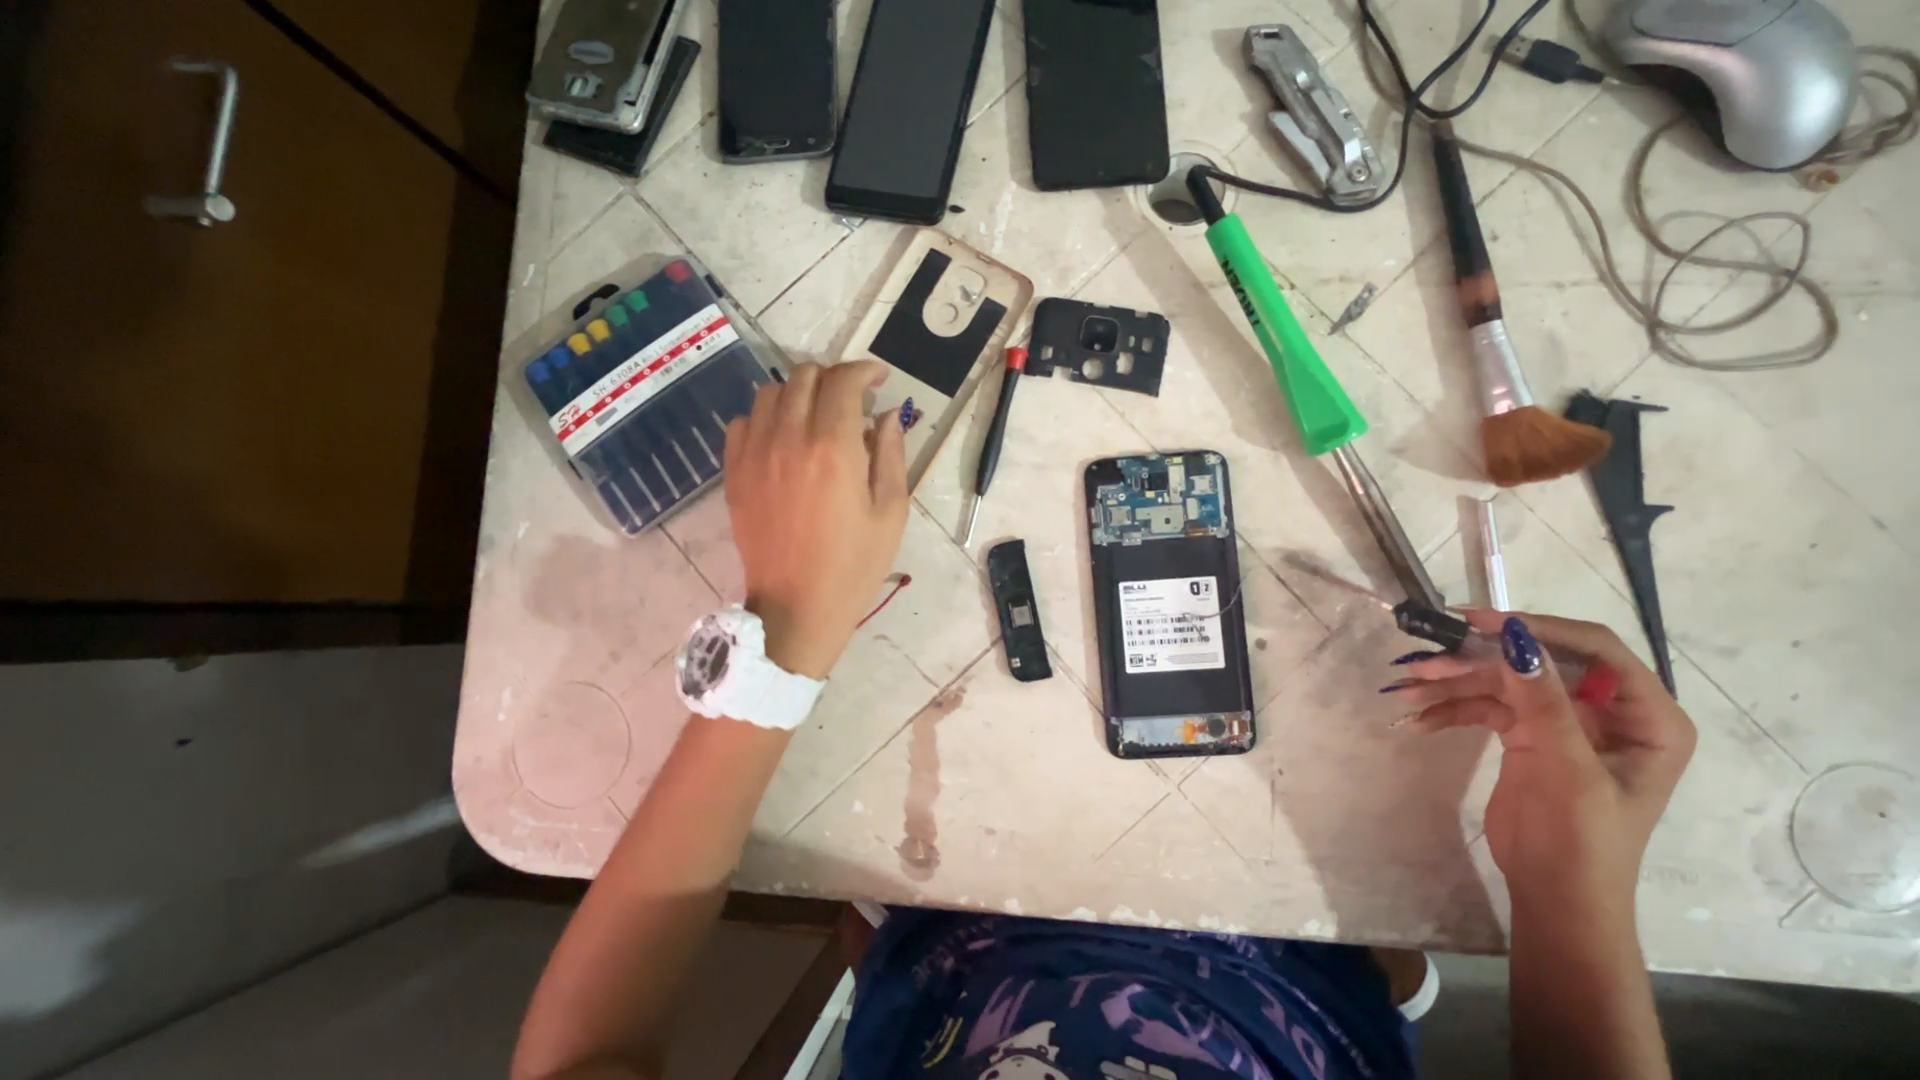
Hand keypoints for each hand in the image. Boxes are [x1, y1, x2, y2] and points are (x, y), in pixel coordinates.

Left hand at [724, 361, 908, 679]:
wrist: (797, 609)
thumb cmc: (854, 565)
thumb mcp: (891, 512)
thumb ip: (892, 454)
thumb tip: (887, 415)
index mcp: (834, 448)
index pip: (844, 380)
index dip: (864, 370)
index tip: (878, 380)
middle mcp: (790, 439)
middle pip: (805, 376)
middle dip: (833, 379)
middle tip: (851, 402)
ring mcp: (755, 455)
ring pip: (770, 393)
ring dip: (798, 394)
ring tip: (815, 418)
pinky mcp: (734, 474)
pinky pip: (742, 423)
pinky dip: (765, 419)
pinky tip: (782, 441)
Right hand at [1389, 612, 1696, 908]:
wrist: (1555, 895)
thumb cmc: (1582, 839)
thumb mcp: (1566, 767)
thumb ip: (1542, 699)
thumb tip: (1514, 637)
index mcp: (1647, 716)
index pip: (1594, 649)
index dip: (1536, 629)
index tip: (1475, 624)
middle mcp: (1609, 710)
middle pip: (1537, 662)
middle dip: (1477, 661)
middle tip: (1424, 661)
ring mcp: (1565, 721)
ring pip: (1505, 682)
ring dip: (1454, 683)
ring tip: (1407, 689)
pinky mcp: (1529, 735)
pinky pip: (1488, 706)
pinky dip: (1452, 709)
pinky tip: (1419, 718)